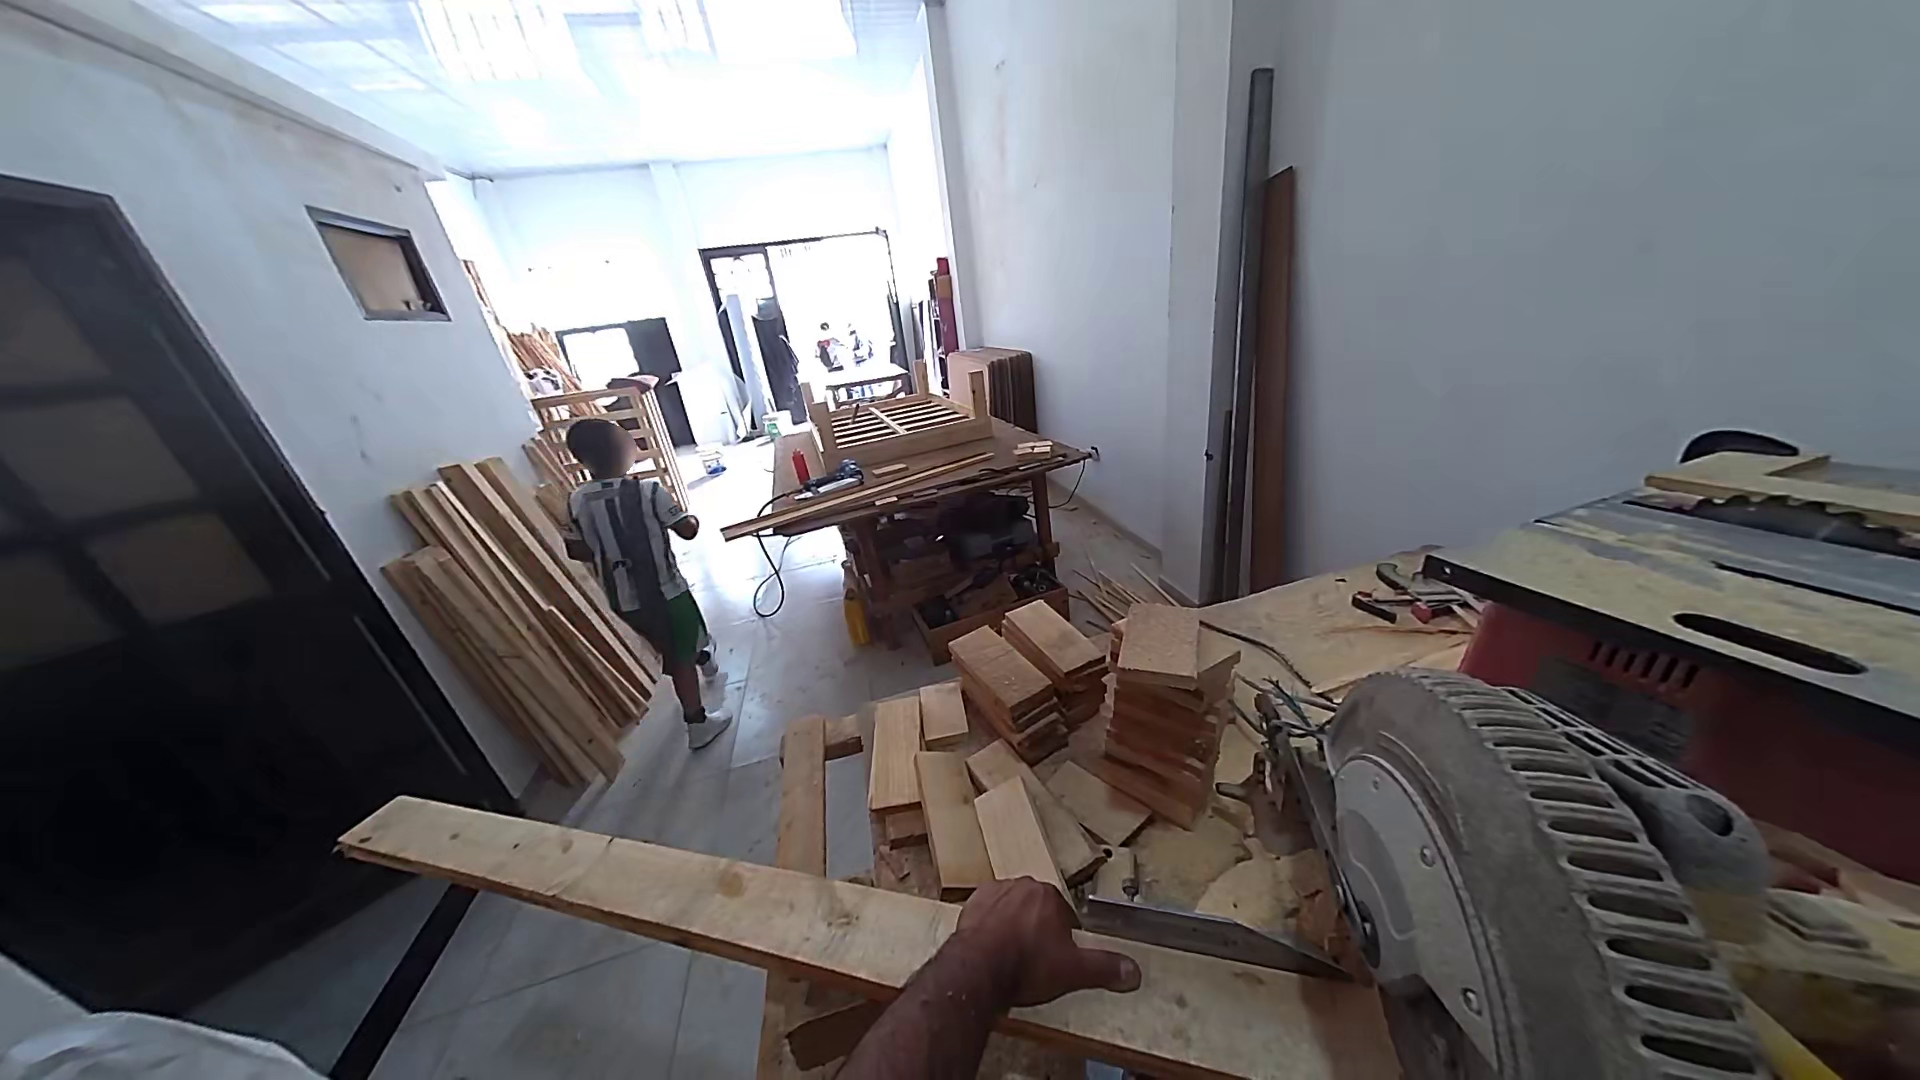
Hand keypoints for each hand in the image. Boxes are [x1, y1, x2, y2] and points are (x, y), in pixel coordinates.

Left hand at [955, 878, 1141, 1006]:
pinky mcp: (973, 900)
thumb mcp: (1073, 971)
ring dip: (1013, 923)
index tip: (1055, 958)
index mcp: (1049, 895)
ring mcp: (996, 890)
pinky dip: (990, 923)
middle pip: (1036, 906)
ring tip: (1011, 954)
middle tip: (1034, 958)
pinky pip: (987, 909)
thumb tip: (1135, 972)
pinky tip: (991, 944)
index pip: (1063, 913)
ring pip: (1012, 905)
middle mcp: (1024, 884)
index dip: (1061, 937)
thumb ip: (1104, 967)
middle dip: (1037, 927)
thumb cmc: (1028, 965)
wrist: (981, 966)